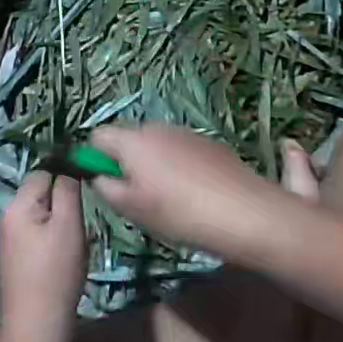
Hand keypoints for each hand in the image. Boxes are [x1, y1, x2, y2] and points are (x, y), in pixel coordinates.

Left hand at [0, 172, 86, 341]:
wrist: (36, 326)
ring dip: (54, 223)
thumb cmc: (56, 273)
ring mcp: (4, 239)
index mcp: (16, 205)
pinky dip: (46, 240)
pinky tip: (57, 261)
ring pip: (36, 215)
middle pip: (38, 195)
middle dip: (59, 205)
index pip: (42, 174)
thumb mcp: (69, 226)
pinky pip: (31, 234)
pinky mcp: (10, 258)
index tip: (81, 203)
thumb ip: (68, 192)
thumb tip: (67, 171)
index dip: (64, 183)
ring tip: (69, 247)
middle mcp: (4, 217)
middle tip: (77, 228)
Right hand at [89, 124, 294, 261]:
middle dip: (127, 161)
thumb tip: (100, 176)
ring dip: (154, 164)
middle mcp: (157, 127)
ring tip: (169, 199)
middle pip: (129, 138)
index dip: (95, 157)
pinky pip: (181, 150)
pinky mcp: (211, 143)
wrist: (247, 213)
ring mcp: (186, 133)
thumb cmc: (180, 213)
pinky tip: (194, 194)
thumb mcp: (132, 208)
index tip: (106, 182)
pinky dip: (179, 166)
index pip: (98, 135)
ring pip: (156, 144)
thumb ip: (105, 187)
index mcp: (132, 140)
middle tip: (138, 196)